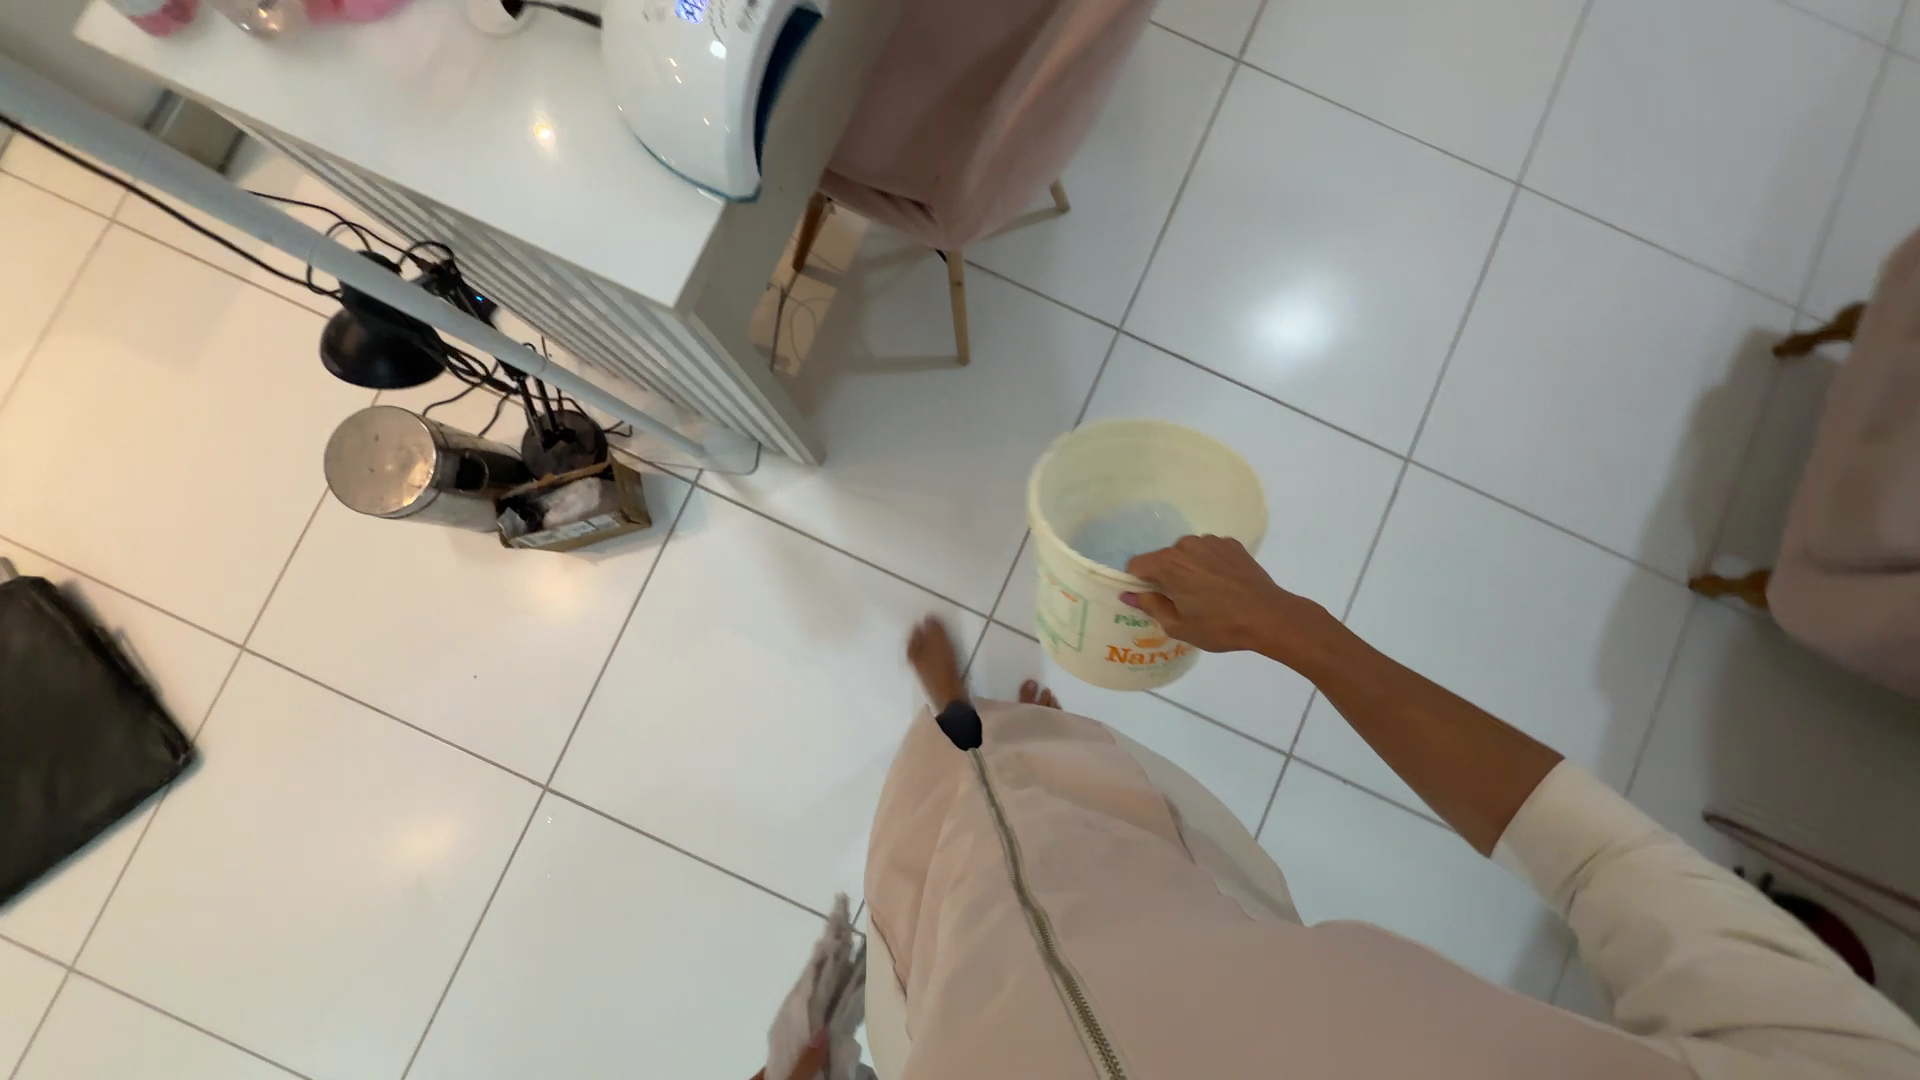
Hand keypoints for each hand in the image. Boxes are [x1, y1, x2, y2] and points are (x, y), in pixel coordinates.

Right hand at [1124, 535, 1337, 662]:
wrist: (1269, 616)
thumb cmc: (1220, 626)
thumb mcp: (1178, 626)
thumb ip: (1150, 605)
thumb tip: (1128, 594)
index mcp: (1169, 564)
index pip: (1137, 564)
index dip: (1137, 581)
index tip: (1150, 598)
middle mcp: (1187, 545)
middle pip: (1163, 558)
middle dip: (1165, 576)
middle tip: (1181, 601)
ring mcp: (1211, 541)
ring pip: (1186, 553)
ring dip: (1188, 568)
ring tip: (1206, 593)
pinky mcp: (1231, 544)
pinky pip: (1208, 551)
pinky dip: (1209, 564)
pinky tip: (1223, 584)